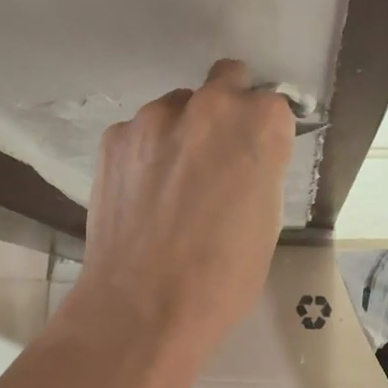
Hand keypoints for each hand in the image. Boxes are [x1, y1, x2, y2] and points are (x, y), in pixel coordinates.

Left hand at [65, 59, 294, 352]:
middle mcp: (209, 105)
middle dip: (228, 107)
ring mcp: (155, 117)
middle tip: (217, 155)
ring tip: (170, 184)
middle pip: (226, 79)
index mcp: (259, 124)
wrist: (141, 307)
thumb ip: (260, 168)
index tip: (256, 158)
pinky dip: (144, 153)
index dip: (265, 132)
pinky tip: (140, 194)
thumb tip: (245, 156)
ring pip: (177, 106)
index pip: (273, 104)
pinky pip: (139, 132)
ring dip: (181, 130)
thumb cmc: (222, 276)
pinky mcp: (114, 137)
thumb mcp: (267, 219)